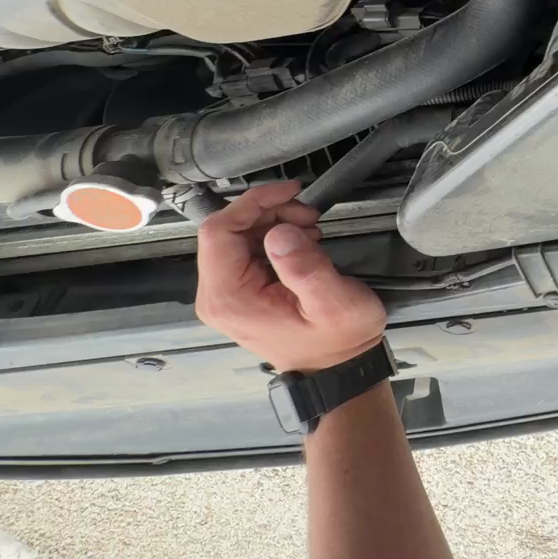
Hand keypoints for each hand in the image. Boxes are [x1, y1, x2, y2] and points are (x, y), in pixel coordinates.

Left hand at [195, 181, 386, 373]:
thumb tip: (280, 232)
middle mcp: (218, 295)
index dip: (252, 202)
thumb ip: (305, 267)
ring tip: (314, 230)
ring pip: (237, 236)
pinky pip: (247, 249)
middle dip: (270, 212)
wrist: (337, 368)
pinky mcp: (241, 292)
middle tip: (313, 216)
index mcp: (230, 297)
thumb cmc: (339, 337)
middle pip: (226, 230)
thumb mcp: (334, 301)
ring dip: (275, 222)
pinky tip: (305, 242)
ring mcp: (227, 294)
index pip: (218, 232)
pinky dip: (276, 235)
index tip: (293, 190)